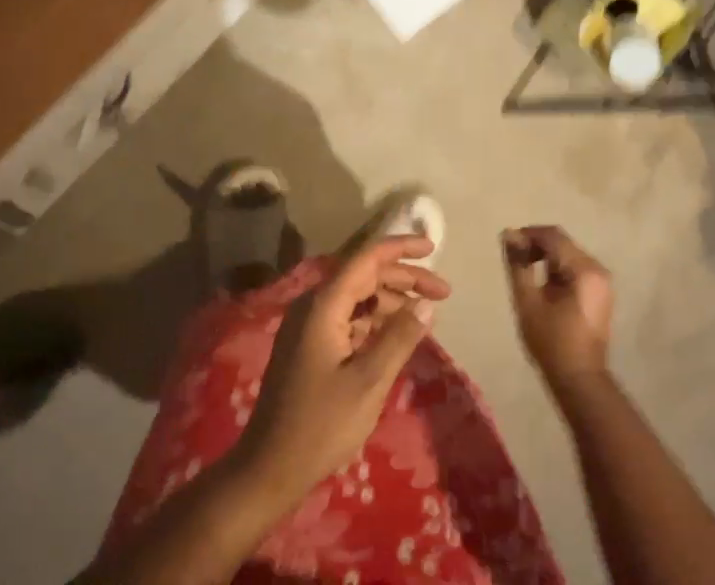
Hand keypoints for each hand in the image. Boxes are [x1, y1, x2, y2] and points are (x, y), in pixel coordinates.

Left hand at [238, 236, 450, 499]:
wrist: (271, 466)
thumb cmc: (322, 424)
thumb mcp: (369, 381)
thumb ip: (399, 337)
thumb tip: (426, 305)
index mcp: (323, 307)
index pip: (365, 259)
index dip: (400, 248)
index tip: (433, 248)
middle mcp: (312, 307)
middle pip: (362, 276)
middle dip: (403, 278)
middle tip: (442, 293)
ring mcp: (308, 328)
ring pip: (356, 298)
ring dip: (391, 300)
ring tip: (426, 315)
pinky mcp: (309, 348)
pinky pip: (348, 319)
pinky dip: (375, 321)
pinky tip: (398, 335)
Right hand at [503, 226, 614, 391]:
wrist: (579, 378)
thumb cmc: (550, 341)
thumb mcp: (528, 301)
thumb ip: (518, 264)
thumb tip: (508, 234)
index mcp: (583, 269)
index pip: (553, 235)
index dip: (528, 234)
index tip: (508, 246)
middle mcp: (598, 269)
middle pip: (563, 243)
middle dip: (537, 245)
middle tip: (514, 261)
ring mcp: (602, 281)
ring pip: (569, 255)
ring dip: (546, 257)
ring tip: (526, 273)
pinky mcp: (600, 292)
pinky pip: (576, 269)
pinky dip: (558, 270)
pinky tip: (543, 286)